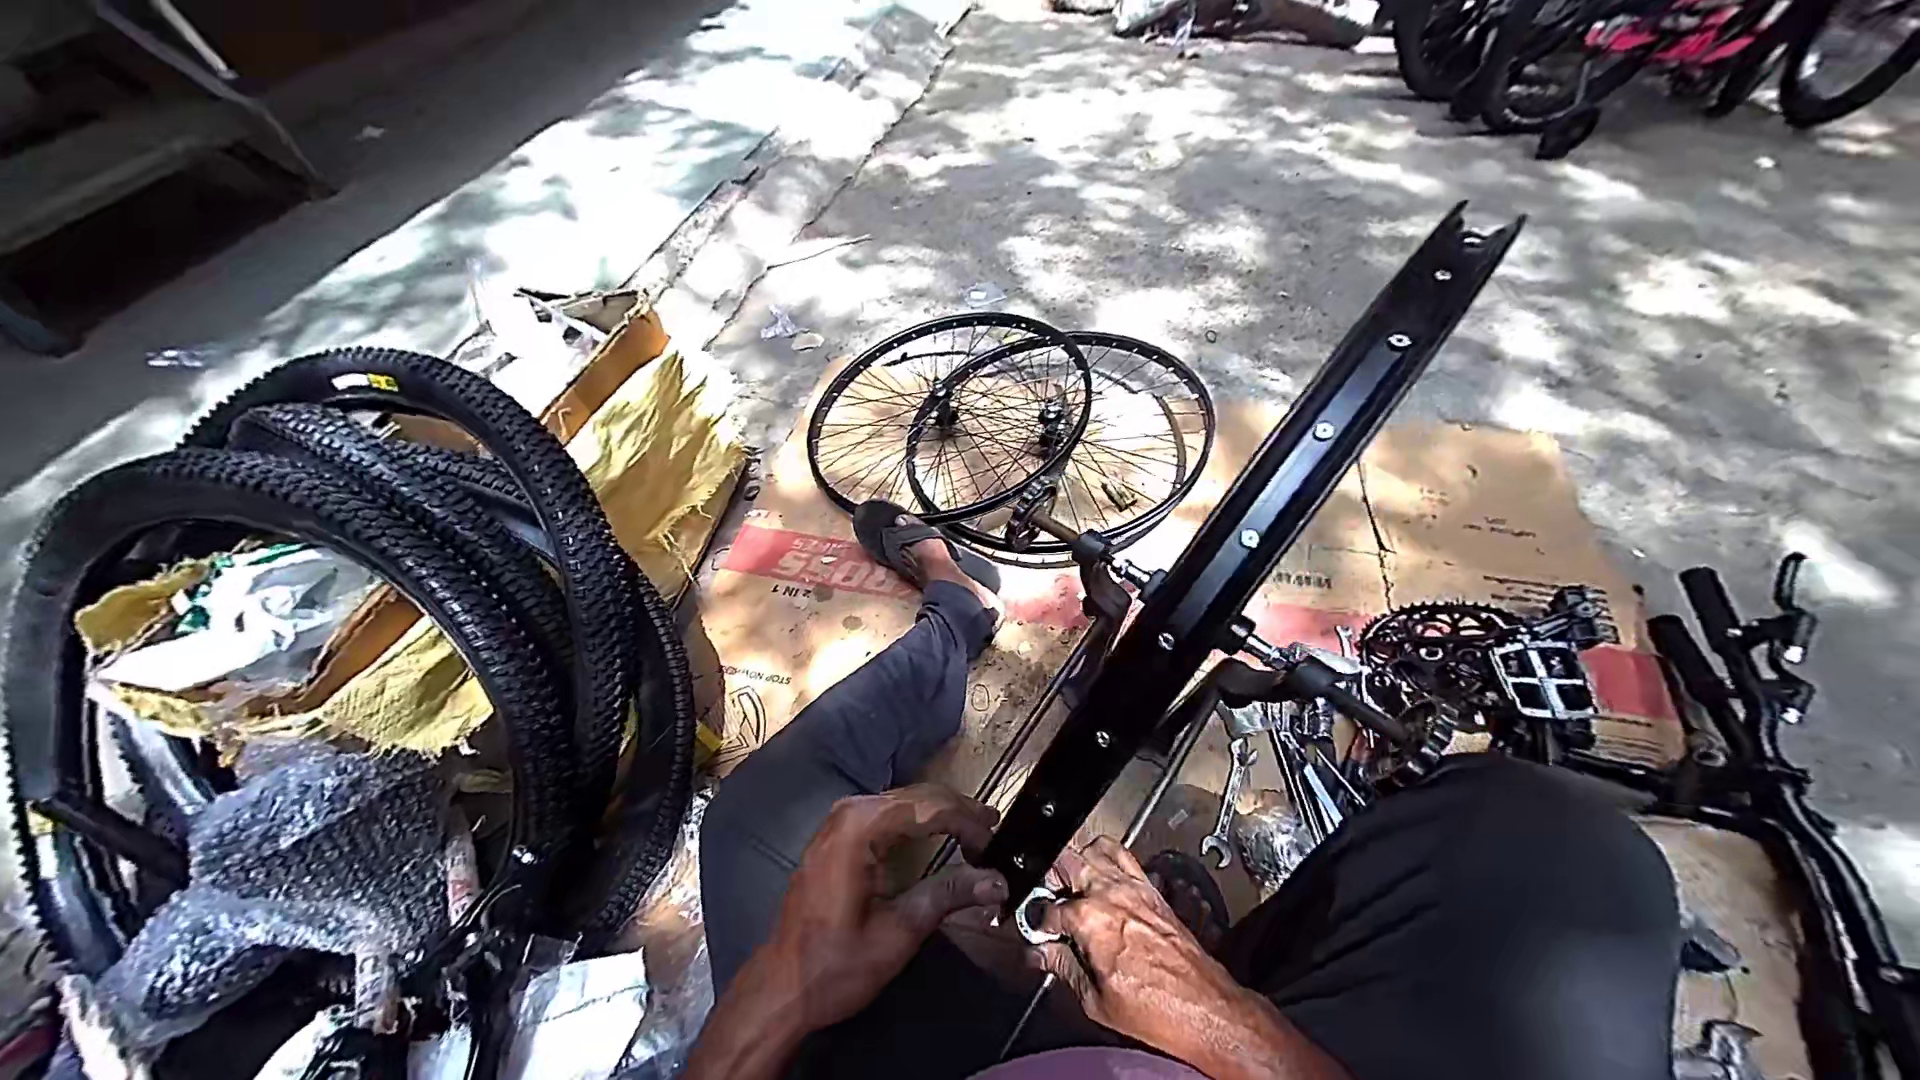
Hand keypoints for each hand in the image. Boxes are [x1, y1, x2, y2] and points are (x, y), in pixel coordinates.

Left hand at [761, 783, 1007, 1026]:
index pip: (929, 808)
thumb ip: (947, 896)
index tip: (993, 845)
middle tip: (993, 833)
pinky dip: (921, 820)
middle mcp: (850, 811)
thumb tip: (996, 880)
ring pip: (906, 800)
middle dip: (959, 812)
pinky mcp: (841, 831)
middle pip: (918, 797)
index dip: (967, 822)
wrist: (781, 987)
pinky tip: (942, 832)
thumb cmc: (835, 965)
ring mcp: (842, 818)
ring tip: (977, 831)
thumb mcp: (897, 933)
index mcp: (860, 828)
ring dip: (943, 813)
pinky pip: (890, 812)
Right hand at [1034, 838, 1350, 1079]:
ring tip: (1069, 881)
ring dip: (1075, 860)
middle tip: (1047, 898)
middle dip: (1049, 877)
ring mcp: (1130, 885)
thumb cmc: (1159, 1010)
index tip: (1038, 936)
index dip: (1038, 925)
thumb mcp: (1097, 1001)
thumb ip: (1064, 969)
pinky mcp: (1149, 886)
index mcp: (1090, 920)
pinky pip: (1121, 853)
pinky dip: (1105, 854)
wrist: (1206, 1009)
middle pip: (1064, 860)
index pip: (1049, 910)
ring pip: (1091, 847)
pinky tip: (1100, 872)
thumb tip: (1042, 955)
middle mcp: (1108, 892)